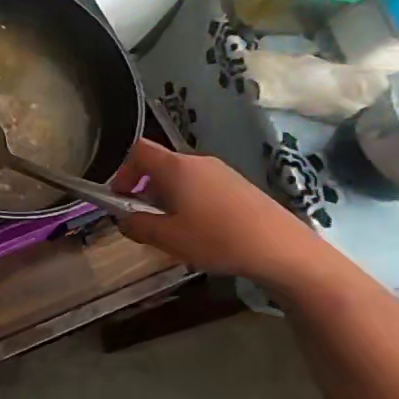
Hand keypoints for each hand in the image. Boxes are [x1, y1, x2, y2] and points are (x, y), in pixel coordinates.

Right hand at [109, 139, 333, 290]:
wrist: (278, 246)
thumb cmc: (215, 238)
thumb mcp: (168, 237)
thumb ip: (138, 225)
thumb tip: (124, 219)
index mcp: (176, 167)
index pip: (139, 151)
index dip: (122, 171)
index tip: (119, 198)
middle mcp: (197, 162)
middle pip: (160, 165)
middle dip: (144, 190)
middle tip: (143, 221)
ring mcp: (221, 172)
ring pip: (181, 178)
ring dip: (167, 199)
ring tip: (172, 232)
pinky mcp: (237, 186)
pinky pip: (201, 187)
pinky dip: (189, 203)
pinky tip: (200, 232)